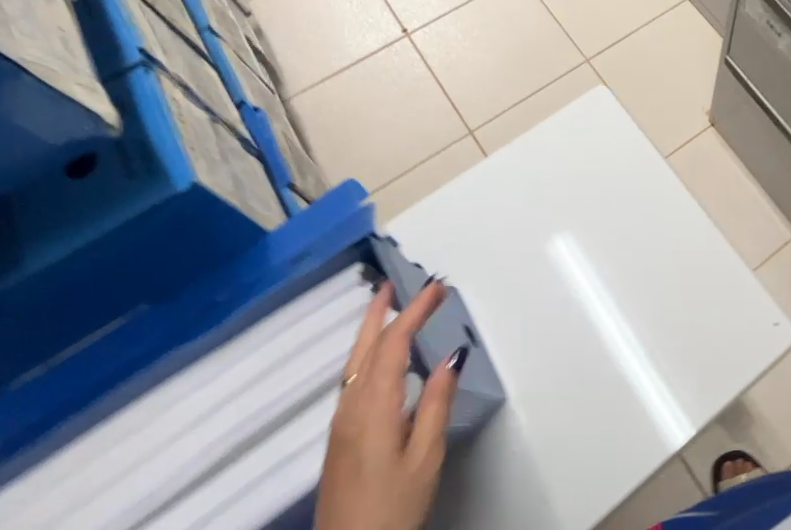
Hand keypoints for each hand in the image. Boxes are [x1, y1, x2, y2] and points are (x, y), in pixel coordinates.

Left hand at [315, 279, 463, 529]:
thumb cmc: (391, 507)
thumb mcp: (425, 458)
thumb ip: (436, 404)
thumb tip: (450, 358)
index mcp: (374, 406)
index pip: (393, 343)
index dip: (415, 310)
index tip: (437, 287)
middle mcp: (351, 406)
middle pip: (365, 346)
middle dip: (383, 311)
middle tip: (400, 282)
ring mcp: (341, 420)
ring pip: (355, 361)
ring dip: (373, 328)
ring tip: (390, 306)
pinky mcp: (340, 435)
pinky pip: (353, 377)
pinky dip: (368, 352)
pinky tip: (380, 356)